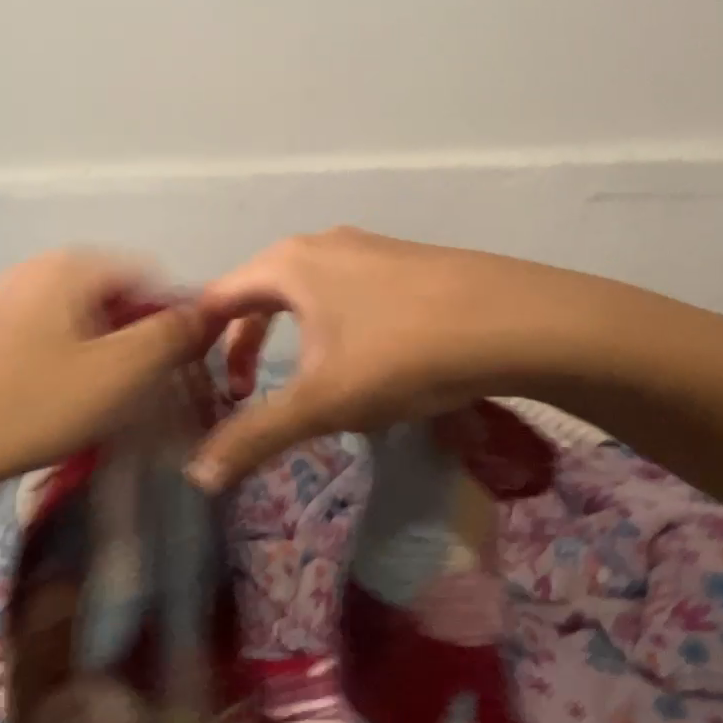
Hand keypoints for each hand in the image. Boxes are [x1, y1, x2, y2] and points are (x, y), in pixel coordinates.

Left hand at [0, 250, 207, 486]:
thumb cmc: (39, 407)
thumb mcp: (121, 373)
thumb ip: (172, 335)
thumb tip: (207, 311)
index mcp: (68, 265)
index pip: (150, 276)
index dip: (174, 320)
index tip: (179, 368)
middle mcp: (34, 268)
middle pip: (113, 295)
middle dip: (137, 337)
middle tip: (143, 388)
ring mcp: (5, 298)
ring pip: (81, 317)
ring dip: (105, 351)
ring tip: (104, 398)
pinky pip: (49, 333)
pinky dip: (70, 358)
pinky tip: (64, 396)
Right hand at [190, 228, 600, 490]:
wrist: (528, 324)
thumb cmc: (403, 355)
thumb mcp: (320, 403)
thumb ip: (254, 437)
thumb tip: (197, 478)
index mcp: (285, 265)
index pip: (214, 299)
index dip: (194, 342)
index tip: (194, 385)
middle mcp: (319, 244)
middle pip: (256, 295)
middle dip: (242, 346)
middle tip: (243, 392)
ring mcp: (368, 249)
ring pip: (303, 295)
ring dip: (287, 339)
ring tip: (301, 383)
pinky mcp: (407, 263)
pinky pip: (344, 293)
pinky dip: (329, 328)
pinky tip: (361, 364)